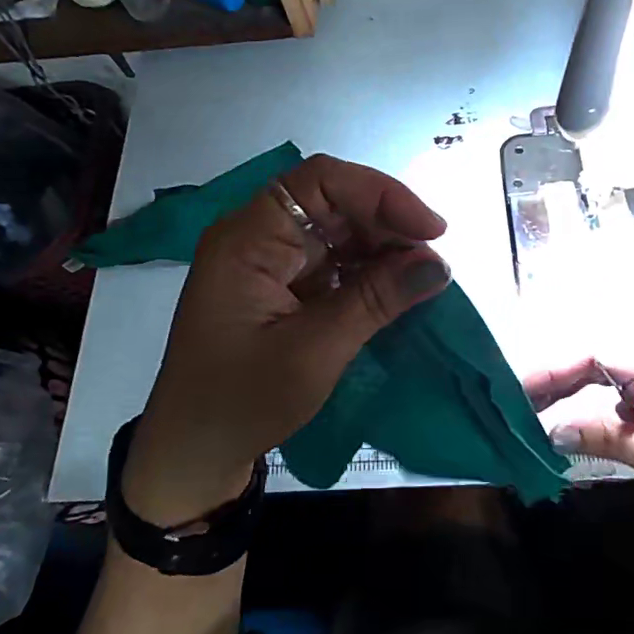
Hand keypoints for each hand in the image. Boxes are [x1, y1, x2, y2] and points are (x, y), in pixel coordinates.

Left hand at [124, 155, 451, 523]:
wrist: (195, 451)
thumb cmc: (242, 400)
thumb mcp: (315, 351)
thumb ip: (376, 300)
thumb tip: (438, 262)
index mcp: (250, 240)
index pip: (321, 182)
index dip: (382, 195)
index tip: (431, 231)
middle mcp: (259, 239)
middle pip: (334, 203)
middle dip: (390, 224)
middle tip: (435, 262)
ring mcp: (272, 265)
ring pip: (340, 233)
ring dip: (385, 250)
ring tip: (425, 277)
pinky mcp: (285, 290)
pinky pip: (336, 265)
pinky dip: (371, 275)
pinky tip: (400, 291)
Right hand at [526, 359, 633, 558]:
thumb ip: (607, 437)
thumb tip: (553, 429)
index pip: (596, 358)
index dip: (555, 372)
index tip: (520, 392)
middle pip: (600, 370)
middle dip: (560, 386)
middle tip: (521, 409)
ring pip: (612, 393)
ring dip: (579, 406)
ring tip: (542, 426)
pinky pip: (629, 412)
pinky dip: (604, 423)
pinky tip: (587, 440)